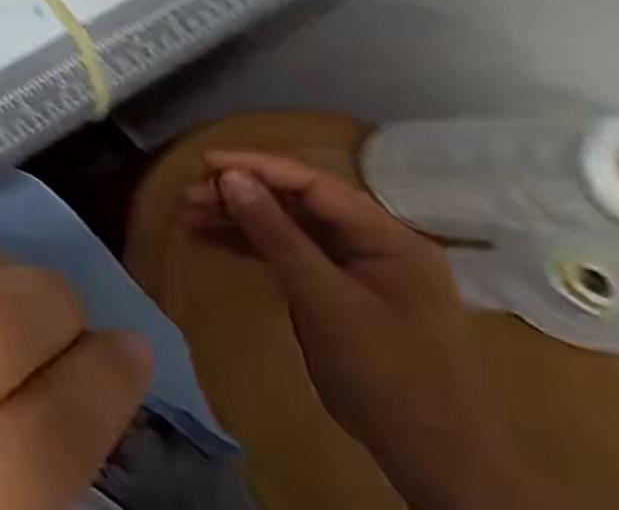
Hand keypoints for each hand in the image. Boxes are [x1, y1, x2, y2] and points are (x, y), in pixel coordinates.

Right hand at [182, 151, 551, 509]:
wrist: (429, 455)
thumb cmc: (387, 372)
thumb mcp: (326, 299)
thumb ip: (277, 235)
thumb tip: (231, 178)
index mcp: (388, 237)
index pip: (314, 185)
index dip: (258, 167)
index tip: (204, 163)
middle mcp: (372, 243)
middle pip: (296, 202)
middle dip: (241, 194)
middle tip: (188, 196)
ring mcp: (352, 268)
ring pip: (285, 226)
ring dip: (237, 217)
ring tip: (188, 214)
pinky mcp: (332, 290)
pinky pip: (284, 253)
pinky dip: (247, 244)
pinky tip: (209, 238)